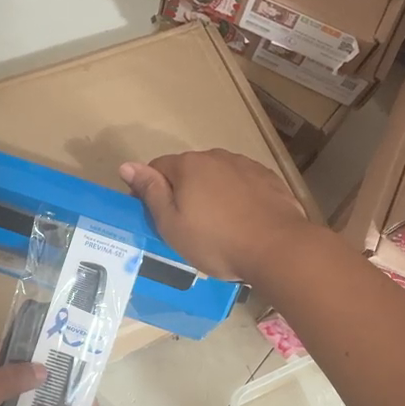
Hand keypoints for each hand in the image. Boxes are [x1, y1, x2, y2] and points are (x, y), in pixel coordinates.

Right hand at [120, 149, 313, 278]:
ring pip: (217, 176)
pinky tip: (243, 221)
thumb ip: (150, 192)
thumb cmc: (216, 241)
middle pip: (189, 170)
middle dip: (183, 191)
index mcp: (188, 166)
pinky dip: (237, 197)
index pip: (157, 168)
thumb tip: (126, 165)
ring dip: (211, 193)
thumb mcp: (172, 224)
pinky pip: (243, 184)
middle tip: (187, 226)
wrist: (278, 248)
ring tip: (218, 226)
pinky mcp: (269, 179)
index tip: (155, 216)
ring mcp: (246, 165)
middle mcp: (216, 157)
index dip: (150, 190)